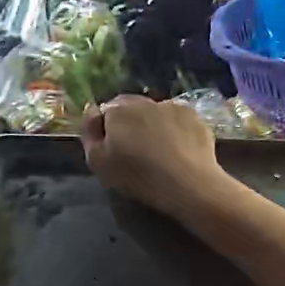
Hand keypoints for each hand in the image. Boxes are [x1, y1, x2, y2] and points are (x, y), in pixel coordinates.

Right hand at [82, 95, 230, 216]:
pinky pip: (178, 119)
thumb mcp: (98, 163)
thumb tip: (91, 112)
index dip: (108, 131)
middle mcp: (144, 101)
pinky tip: (179, 149)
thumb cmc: (138, 176)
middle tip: (137, 152)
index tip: (115, 150)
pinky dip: (176, 129)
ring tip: (160, 152)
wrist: (188, 183)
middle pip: (131, 109)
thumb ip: (89, 134)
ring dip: (154, 125)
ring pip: (156, 113)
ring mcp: (172, 106)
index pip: (105, 113)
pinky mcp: (194, 116)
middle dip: (131, 124)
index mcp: (117, 110)